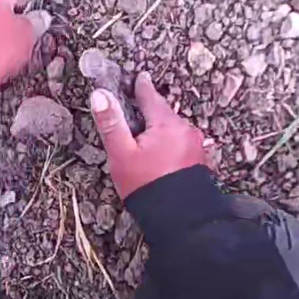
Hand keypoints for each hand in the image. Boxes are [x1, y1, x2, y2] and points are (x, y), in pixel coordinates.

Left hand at [0, 0, 46, 103]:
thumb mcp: (29, 33)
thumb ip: (37, 21)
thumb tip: (41, 18)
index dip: (33, 6)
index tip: (39, 18)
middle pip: (6, 7)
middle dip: (19, 20)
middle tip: (30, 34)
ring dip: (8, 33)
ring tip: (18, 48)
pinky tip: (4, 56)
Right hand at [90, 72, 208, 199]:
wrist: (181, 221)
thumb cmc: (148, 187)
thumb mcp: (122, 154)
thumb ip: (111, 123)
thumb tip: (99, 95)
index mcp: (167, 124)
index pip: (150, 96)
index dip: (141, 87)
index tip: (139, 77)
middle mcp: (186, 130)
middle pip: (162, 114)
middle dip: (149, 114)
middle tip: (133, 115)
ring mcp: (195, 146)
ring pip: (172, 130)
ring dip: (159, 132)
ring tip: (143, 143)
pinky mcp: (199, 162)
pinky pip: (180, 145)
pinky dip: (168, 146)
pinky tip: (158, 158)